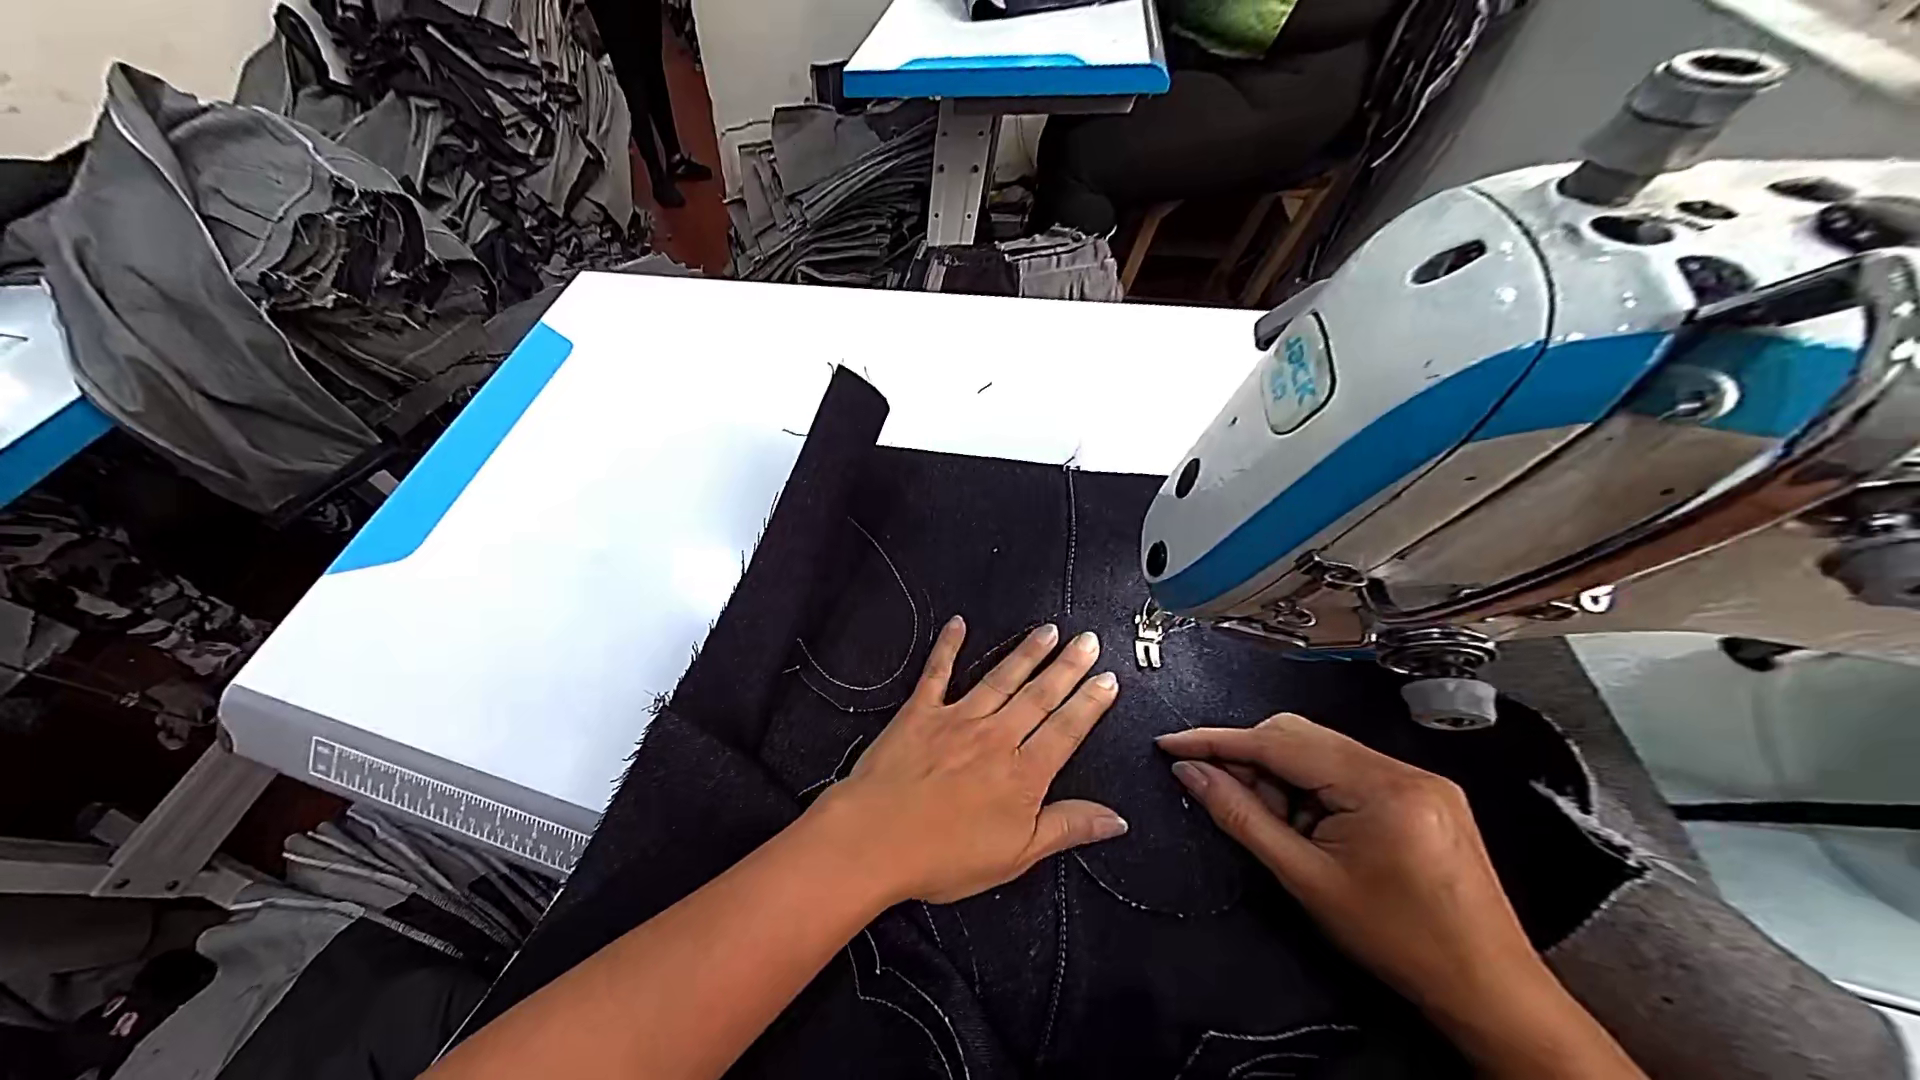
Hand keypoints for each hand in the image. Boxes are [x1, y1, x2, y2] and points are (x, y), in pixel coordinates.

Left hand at [810, 616, 1126, 904]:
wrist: (874, 839)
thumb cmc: (940, 854)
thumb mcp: (1016, 855)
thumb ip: (1066, 828)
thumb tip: (1112, 820)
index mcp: (1021, 773)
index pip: (1067, 728)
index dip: (1091, 702)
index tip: (1106, 679)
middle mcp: (994, 737)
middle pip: (1040, 695)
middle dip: (1068, 665)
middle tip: (1087, 641)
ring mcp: (957, 719)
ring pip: (1002, 678)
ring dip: (1027, 652)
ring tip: (1048, 632)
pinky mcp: (921, 712)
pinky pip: (938, 672)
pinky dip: (948, 646)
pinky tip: (958, 625)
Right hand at [1157, 715, 1644, 1079]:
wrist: (1490, 991)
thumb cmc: (1405, 945)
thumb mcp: (1305, 879)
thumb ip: (1241, 816)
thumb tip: (1193, 774)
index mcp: (1380, 788)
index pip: (1277, 743)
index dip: (1216, 741)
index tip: (1174, 743)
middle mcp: (1403, 770)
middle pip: (1296, 736)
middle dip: (1248, 759)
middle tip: (1216, 789)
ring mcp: (1415, 778)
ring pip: (1317, 749)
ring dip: (1278, 775)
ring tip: (1272, 822)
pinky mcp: (1418, 792)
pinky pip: (1343, 768)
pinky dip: (1308, 787)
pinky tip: (1302, 822)